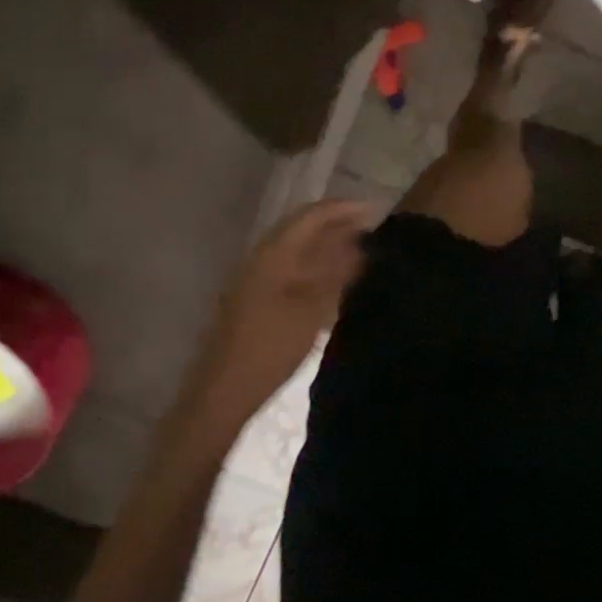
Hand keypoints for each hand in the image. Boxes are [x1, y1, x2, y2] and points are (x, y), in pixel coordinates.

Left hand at [209, 199, 371, 393]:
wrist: (223, 392)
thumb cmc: (270, 347)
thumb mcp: (312, 309)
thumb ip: (337, 273)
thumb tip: (361, 245)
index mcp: (273, 254)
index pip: (311, 216)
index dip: (344, 209)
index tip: (377, 210)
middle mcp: (261, 259)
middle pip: (302, 229)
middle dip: (337, 224)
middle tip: (372, 228)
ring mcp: (255, 280)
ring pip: (296, 251)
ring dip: (327, 246)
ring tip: (360, 252)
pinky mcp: (255, 302)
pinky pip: (291, 271)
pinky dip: (316, 267)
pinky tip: (335, 282)